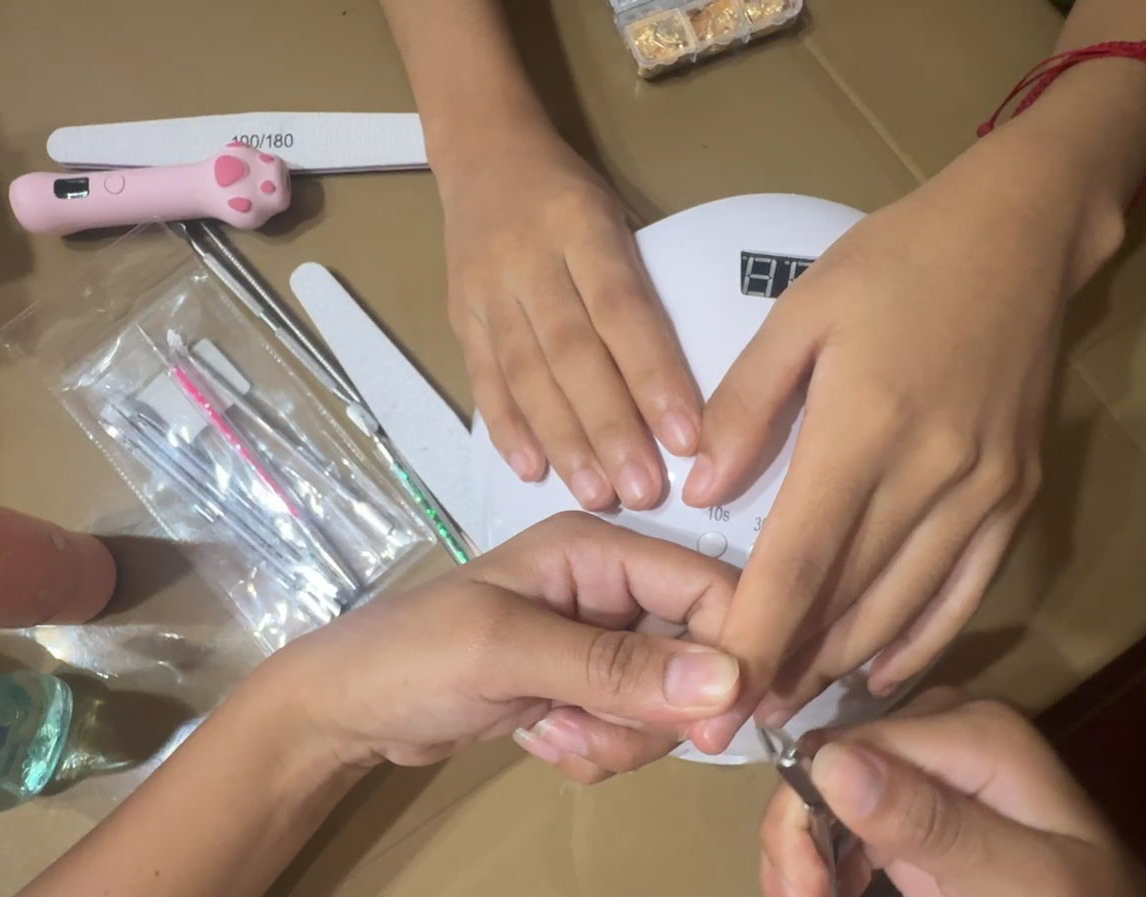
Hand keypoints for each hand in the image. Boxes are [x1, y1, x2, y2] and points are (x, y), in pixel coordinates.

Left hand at [261, 513, 742, 781]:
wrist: (350, 711)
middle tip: (591, 730)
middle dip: (653, 711)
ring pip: (667, 704)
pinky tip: (542, 737)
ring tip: (551, 732)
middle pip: (697, 655)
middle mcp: (611, 590)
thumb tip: (728, 683)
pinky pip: (633, 729)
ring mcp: (600, 643)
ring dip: (618, 736)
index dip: (731, 652)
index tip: (718, 726)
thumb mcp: (505, 652)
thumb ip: (613, 667)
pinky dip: (598, 748)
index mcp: (599, 551)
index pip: (708, 587)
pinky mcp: (587, 688)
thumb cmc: (412, 658)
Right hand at [438, 128, 698, 510]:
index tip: (686, 439)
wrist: (480, 153)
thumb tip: (667, 387)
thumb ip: (634, 290)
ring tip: (595, 493)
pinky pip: (483, 378)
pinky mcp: (460, 317)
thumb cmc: (567, 194)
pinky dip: (506, 427)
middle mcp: (530, 262)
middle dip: (609, 428)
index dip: (654, 378)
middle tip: (641, 490)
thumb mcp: (616, 215)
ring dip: (562, 441)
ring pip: (527, 375)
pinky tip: (531, 470)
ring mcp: (487, 293)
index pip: (623, 313)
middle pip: (572, 355)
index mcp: (583, 227)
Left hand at [681, 125, 1124, 750]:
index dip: (751, 641)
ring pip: (898, 608)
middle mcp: (927, 480)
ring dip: (839, 664)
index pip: (793, 566)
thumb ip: (743, 409)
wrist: (1020, 232)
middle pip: (842, 602)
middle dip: (784, 670)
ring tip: (788, 705)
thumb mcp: (797, 317)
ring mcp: (982, 495)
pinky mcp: (1015, 497)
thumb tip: (700, 492)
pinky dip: (920, 641)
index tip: (714, 701)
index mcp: (861, 435)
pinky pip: (963, 591)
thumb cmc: (892, 266)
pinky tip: (880, 674)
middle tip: (735, 723)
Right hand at [760, 690, 1145, 896]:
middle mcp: (920, 736)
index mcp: (960, 732)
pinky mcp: (885, 812)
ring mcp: (900, 774)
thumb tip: (826, 762)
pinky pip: (823, 844)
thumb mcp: (1025, 883)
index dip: (805, 826)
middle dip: (799, 877)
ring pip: (803, 820)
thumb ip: (930, 821)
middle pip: (809, 787)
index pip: (839, 753)